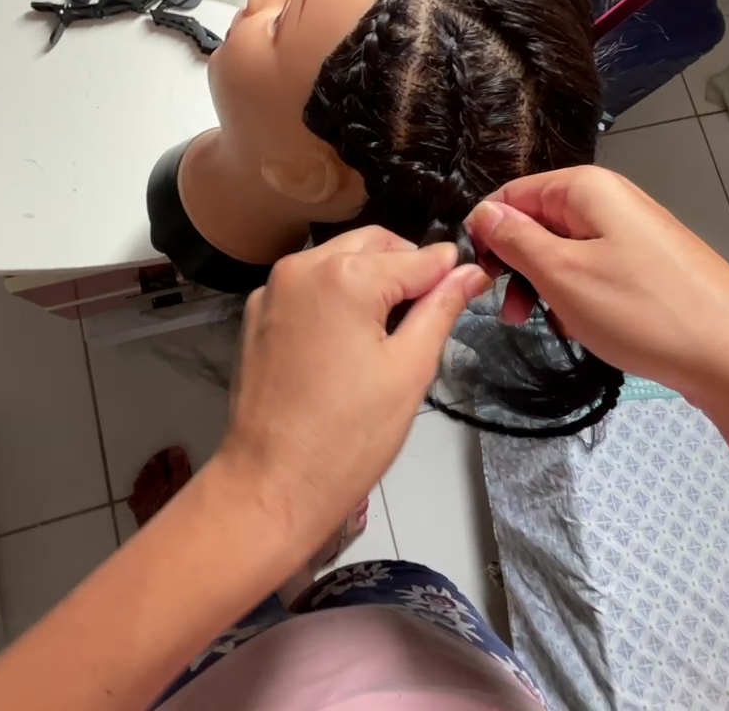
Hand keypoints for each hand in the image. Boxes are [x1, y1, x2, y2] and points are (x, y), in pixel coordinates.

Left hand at [216, 226, 488, 555]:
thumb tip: (471, 272)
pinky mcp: (256, 312)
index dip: (449, 271)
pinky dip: (335, 293)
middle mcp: (304, 266)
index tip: (472, 282)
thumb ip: (442, 308)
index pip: (417, 258)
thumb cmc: (349, 435)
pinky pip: (308, 283)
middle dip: (407, 265)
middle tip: (431, 307)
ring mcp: (273, 288)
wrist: (270, 485)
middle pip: (373, 243)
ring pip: (338, 257)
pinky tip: (348, 336)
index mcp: (346, 275)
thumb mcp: (410, 369)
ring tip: (391, 325)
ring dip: (370, 275)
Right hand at [467, 165, 728, 403]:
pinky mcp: (648, 264)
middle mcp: (610, 200)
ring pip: (565, 250)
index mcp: (586, 188)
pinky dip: (578, 296)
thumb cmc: (643, 311)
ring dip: (546, 286)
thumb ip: (515, 238)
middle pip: (538, 222)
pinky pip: (595, 269)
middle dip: (518, 265)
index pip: (511, 194)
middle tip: (512, 312)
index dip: (487, 232)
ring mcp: (633, 233)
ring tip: (549, 323)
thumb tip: (483, 212)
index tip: (478, 275)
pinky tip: (584, 326)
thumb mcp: (562, 273)